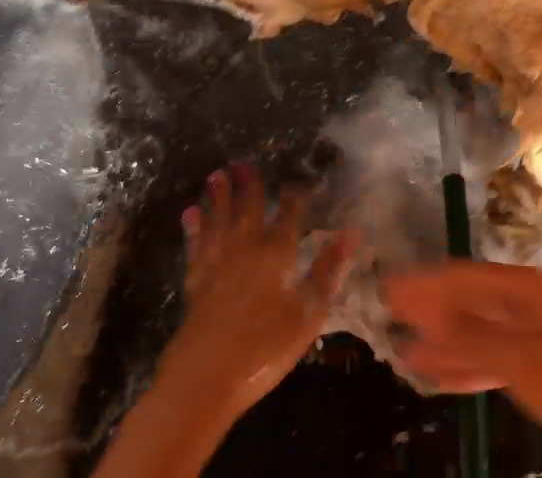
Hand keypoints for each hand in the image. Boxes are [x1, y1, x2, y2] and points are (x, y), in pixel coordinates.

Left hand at [169, 164, 357, 414]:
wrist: (205, 379)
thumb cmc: (265, 347)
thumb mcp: (309, 312)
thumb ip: (328, 270)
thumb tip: (351, 232)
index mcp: (276, 254)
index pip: (289, 216)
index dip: (294, 197)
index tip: (298, 181)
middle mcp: (245, 250)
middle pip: (248, 210)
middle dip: (249, 186)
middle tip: (244, 162)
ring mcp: (216, 266)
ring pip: (218, 221)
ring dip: (218, 198)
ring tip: (216, 175)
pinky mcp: (195, 284)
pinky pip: (195, 246)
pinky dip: (193, 228)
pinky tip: (190, 215)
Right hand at [384, 262, 541, 477]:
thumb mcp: (525, 361)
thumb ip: (473, 340)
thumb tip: (425, 320)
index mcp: (528, 290)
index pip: (465, 278)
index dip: (427, 283)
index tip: (389, 289)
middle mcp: (530, 304)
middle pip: (471, 302)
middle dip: (432, 310)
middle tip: (389, 315)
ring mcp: (536, 335)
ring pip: (480, 333)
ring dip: (446, 342)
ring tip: (406, 350)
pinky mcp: (541, 365)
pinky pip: (494, 359)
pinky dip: (468, 367)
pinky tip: (442, 377)